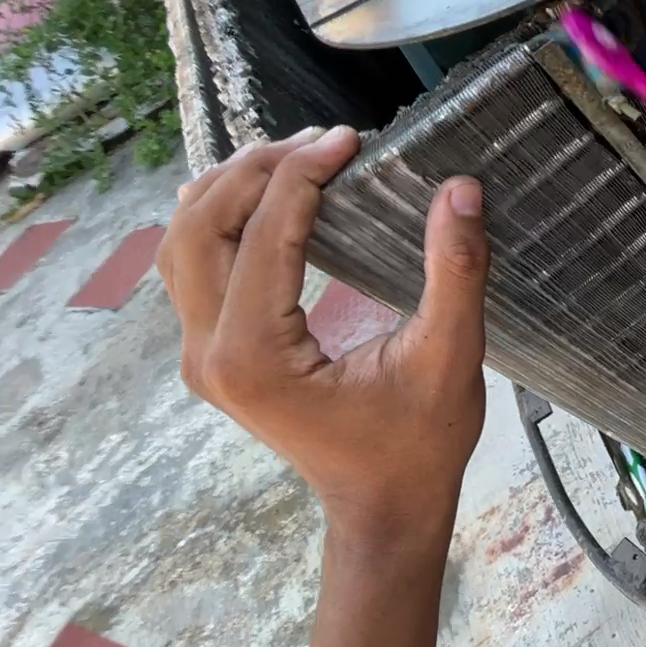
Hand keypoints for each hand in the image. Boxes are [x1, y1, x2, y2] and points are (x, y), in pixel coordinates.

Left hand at [159, 126, 490, 553]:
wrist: (386, 506)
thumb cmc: (422, 442)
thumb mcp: (451, 356)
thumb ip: (456, 271)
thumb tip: (461, 190)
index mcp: (255, 353)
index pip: (263, 236)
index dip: (304, 177)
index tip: (350, 140)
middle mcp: (208, 352)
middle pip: (197, 230)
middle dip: (256, 172)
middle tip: (322, 142)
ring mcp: (204, 356)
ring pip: (184, 247)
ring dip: (233, 192)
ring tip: (294, 158)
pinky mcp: (219, 357)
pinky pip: (199, 270)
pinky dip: (228, 222)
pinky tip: (270, 203)